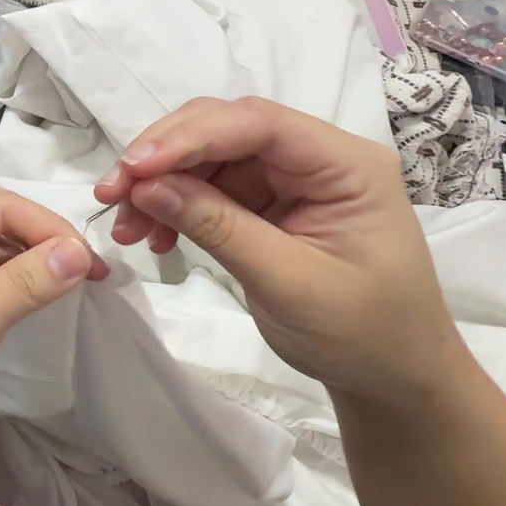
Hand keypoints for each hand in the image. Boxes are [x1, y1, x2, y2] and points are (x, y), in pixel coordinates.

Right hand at [93, 97, 466, 400]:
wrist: (392, 382)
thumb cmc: (361, 336)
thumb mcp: (288, 284)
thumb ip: (217, 227)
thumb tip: (144, 187)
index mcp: (345, 164)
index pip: (258, 123)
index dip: (190, 136)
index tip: (134, 167)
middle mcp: (314, 155)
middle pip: (222, 127)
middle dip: (162, 156)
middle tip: (112, 193)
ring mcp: (286, 175)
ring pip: (203, 154)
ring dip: (157, 183)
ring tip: (124, 224)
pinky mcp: (263, 198)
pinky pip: (203, 184)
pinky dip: (169, 204)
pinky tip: (150, 234)